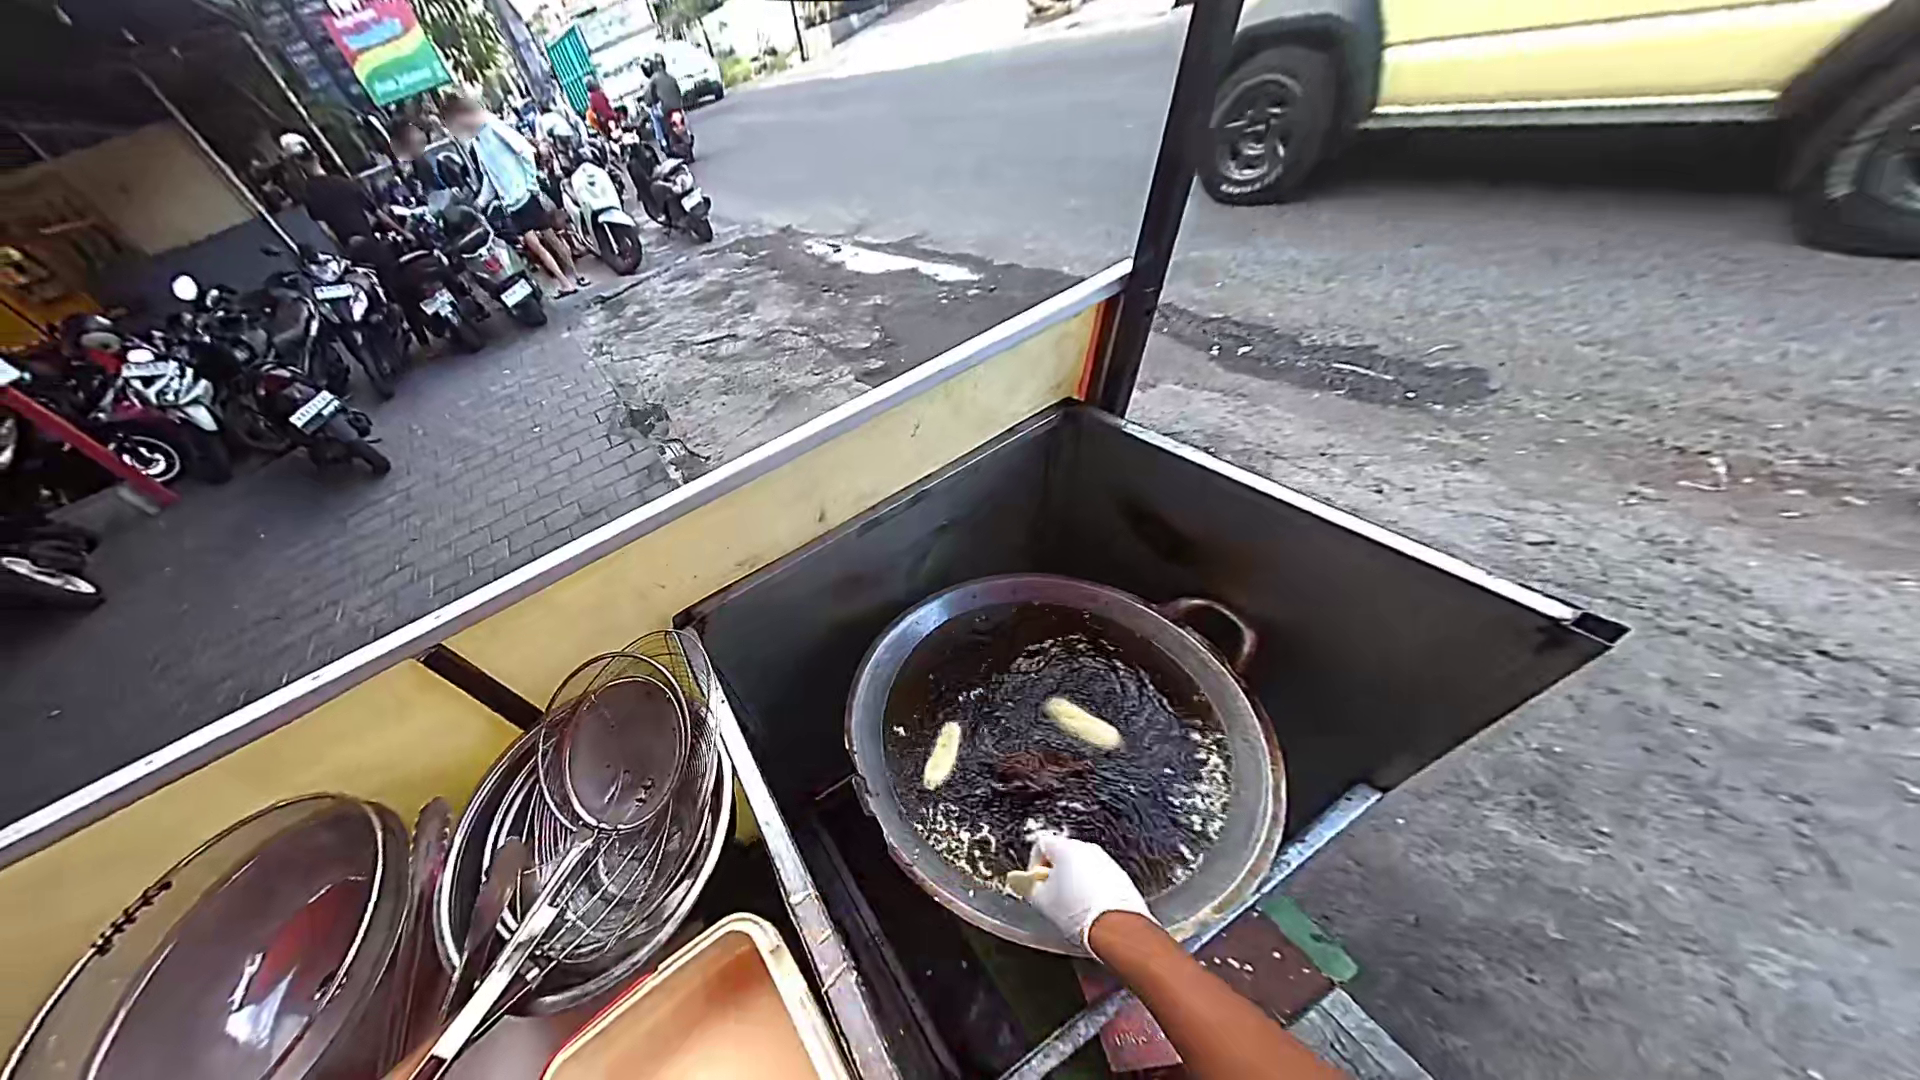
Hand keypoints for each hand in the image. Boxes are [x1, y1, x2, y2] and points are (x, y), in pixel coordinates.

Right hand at [1018, 833, 1154, 953]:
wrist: (1117, 928)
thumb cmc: (1077, 913)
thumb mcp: (1042, 902)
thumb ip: (1030, 887)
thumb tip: (1024, 883)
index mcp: (1065, 847)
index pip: (1041, 845)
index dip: (1033, 865)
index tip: (1035, 884)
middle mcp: (1087, 848)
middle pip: (1063, 854)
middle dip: (1055, 873)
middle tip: (1051, 896)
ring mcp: (1106, 861)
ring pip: (1082, 866)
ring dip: (1074, 881)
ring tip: (1072, 907)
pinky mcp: (1121, 876)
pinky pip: (1100, 878)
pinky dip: (1092, 889)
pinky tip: (1090, 909)